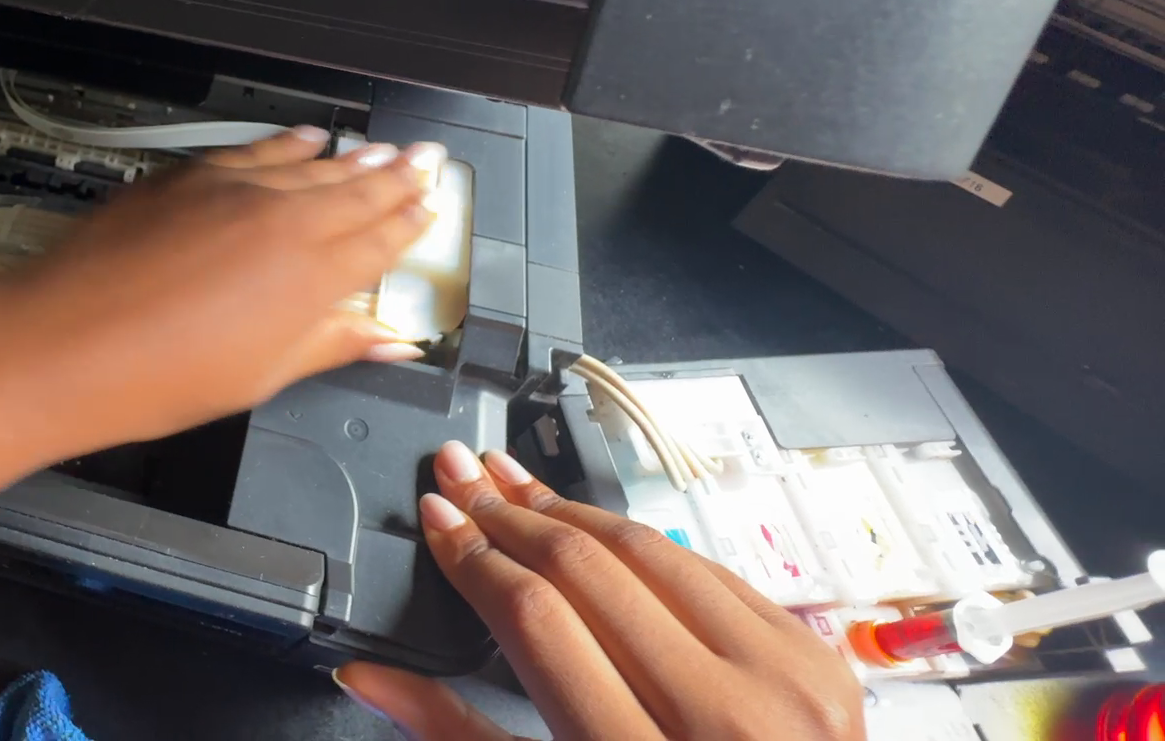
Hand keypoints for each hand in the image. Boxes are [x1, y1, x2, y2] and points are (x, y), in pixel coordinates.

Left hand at [0, 126, 438, 454]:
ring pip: (312, 165)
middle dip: (399, 177)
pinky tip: (307, 138)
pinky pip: (255, 150)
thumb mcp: (260, 374)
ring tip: (385, 150)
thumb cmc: (156, 375)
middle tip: (430, 160)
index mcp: (308, 275)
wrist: (63, 342)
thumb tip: (386, 339)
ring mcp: (232, 189)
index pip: (380, 239)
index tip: (432, 209)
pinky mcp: (188, 176)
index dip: (411, 223)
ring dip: (353, 158)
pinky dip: (287, 143)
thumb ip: (331, 343)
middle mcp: (279, 219)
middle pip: (357, 191)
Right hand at [335, 441, 866, 740]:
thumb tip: (366, 677)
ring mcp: (785, 682)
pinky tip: (583, 518)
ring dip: (562, 504)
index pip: (533, 618)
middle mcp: (724, 720)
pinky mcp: (816, 656)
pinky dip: (629, 534)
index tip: (436, 512)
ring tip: (508, 476)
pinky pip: (698, 561)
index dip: (471, 554)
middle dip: (505, 508)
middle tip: (458, 467)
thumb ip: (454, 732)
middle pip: (584, 566)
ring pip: (640, 545)